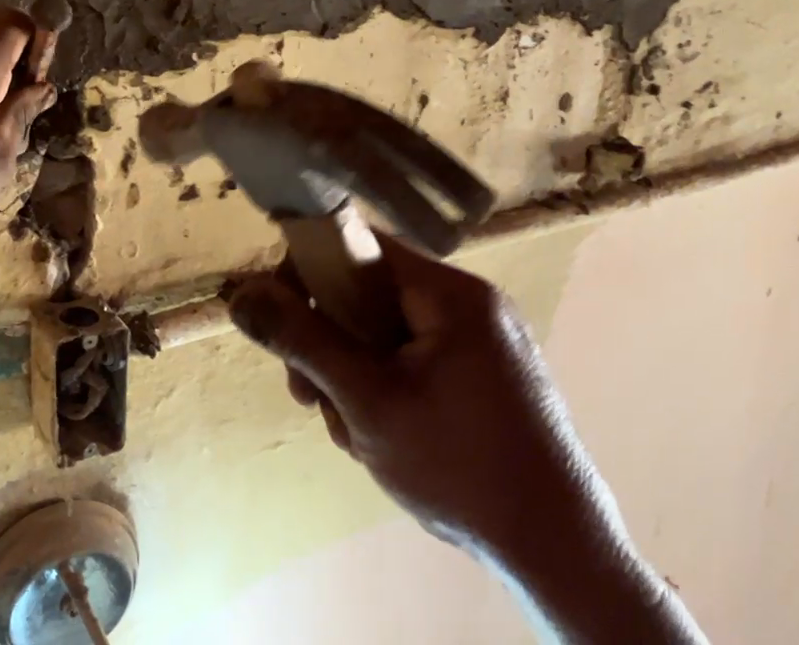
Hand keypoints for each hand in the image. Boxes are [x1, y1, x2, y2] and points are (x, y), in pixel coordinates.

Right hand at [227, 236, 624, 563]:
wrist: (558, 553)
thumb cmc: (459, 466)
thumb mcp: (365, 399)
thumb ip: (301, 339)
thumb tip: (240, 293)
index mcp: (452, 295)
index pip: (357, 245)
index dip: (305, 273)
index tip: (279, 324)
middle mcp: (470, 307)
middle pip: (364, 294)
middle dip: (324, 343)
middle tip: (307, 394)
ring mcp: (481, 345)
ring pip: (380, 335)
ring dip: (348, 376)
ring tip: (350, 431)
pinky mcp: (483, 379)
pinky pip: (409, 362)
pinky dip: (381, 391)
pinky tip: (379, 438)